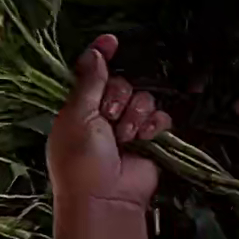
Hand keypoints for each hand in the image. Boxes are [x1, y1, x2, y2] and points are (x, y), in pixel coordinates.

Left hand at [48, 35, 172, 210]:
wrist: (107, 197)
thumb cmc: (81, 160)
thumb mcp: (78, 116)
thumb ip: (89, 82)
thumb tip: (94, 52)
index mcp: (79, 107)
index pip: (92, 72)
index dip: (101, 55)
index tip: (112, 41)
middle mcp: (104, 114)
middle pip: (122, 84)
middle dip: (118, 99)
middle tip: (109, 118)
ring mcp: (128, 126)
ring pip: (143, 99)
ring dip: (136, 115)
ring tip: (127, 136)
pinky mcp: (151, 138)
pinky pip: (160, 117)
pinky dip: (155, 125)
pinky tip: (145, 137)